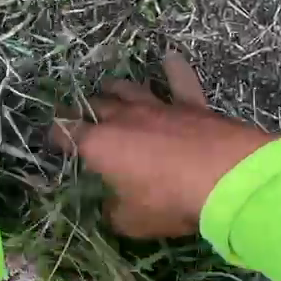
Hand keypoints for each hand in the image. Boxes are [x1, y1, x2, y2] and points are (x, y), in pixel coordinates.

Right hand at [51, 52, 275, 237]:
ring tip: (108, 90)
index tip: (53, 141)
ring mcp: (158, 107)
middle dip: (83, 111)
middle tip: (79, 118)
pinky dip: (173, 69)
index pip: (65, 132)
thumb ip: (114, 212)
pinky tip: (170, 58)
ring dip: (115, 89)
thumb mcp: (132, 221)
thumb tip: (110, 208)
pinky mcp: (190, 104)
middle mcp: (123, 118)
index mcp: (99, 145)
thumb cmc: (169, 201)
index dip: (55, 135)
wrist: (227, 178)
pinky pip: (179, 80)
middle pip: (94, 105)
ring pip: (128, 88)